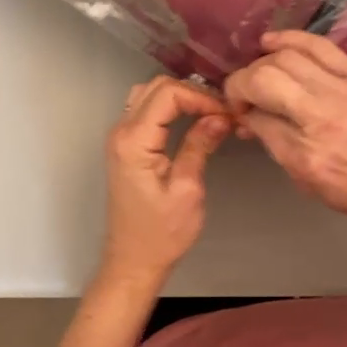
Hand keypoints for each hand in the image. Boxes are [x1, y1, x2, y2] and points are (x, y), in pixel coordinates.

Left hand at [100, 76, 232, 279]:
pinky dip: (170, 107)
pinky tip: (192, 119)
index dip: (201, 97)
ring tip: (210, 113)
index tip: (226, 115)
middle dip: (193, 93)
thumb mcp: (188, 190)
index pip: (169, 94)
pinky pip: (145, 110)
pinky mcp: (125, 146)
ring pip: (149, 94)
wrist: (134, 259)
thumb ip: (200, 146)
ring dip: (180, 97)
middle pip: (157, 87)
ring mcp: (120, 138)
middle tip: (222, 113)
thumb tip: (220, 117)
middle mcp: (121, 132)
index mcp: (134, 142)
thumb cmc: (161, 233)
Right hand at [223, 31, 346, 227]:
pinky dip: (288, 39)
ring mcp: (343, 91)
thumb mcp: (315, 187)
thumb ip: (281, 152)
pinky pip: (317, 46)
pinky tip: (271, 42)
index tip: (240, 115)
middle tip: (243, 95)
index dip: (240, 113)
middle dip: (240, 84)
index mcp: (307, 156)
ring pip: (286, 58)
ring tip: (258, 71)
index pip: (256, 120)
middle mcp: (320, 118)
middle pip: (263, 81)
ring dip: (261, 63)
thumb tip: (254, 122)